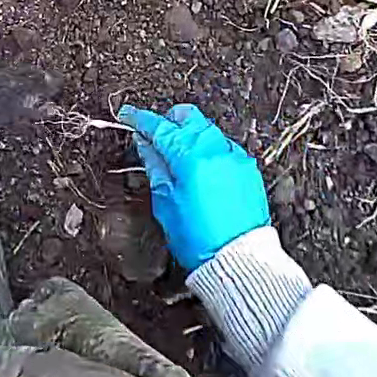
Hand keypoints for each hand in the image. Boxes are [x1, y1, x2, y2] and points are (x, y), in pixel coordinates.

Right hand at [117, 103, 269, 270]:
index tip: (129, 115)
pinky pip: (223, 146)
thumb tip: (145, 144)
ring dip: (189, 134)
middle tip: (154, 136)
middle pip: (187, 116)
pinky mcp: (247, 167)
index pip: (160, 127)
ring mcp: (234, 156)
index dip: (140, 119)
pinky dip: (208, 149)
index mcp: (191, 157)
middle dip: (168, 120)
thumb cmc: (201, 240)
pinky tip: (200, 168)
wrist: (239, 261)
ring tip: (177, 156)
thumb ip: (155, 167)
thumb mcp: (166, 203)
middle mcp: (215, 149)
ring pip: (206, 128)